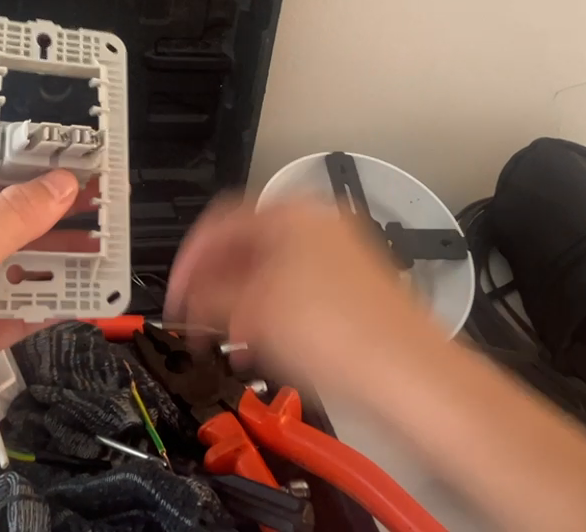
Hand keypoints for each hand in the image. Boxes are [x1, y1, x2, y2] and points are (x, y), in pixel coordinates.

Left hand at [0, 153, 77, 529]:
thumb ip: (5, 219)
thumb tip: (56, 184)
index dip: (16, 153)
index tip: (66, 146)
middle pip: (0, 216)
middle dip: (48, 206)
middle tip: (99, 195)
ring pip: (15, 265)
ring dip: (58, 257)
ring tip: (103, 244)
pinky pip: (19, 312)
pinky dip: (51, 304)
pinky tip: (83, 295)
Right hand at [165, 195, 446, 401]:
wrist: (409, 373)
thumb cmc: (340, 331)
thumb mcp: (253, 311)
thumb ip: (210, 296)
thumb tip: (192, 296)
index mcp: (292, 212)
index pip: (221, 221)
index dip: (190, 259)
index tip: (177, 291)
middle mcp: (319, 223)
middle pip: (248, 244)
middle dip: (217, 282)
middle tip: (196, 316)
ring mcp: (341, 253)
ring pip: (272, 270)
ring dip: (242, 301)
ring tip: (228, 337)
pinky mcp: (356, 288)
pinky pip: (298, 290)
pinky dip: (273, 312)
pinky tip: (264, 345)